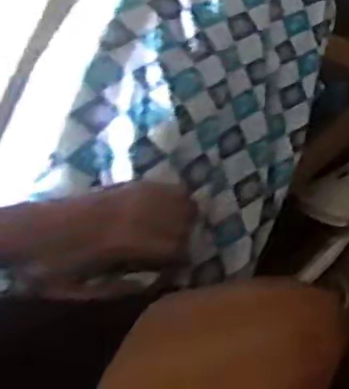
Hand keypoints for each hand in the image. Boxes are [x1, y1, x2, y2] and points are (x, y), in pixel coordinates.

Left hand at [16, 182, 192, 293]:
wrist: (31, 229)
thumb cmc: (48, 262)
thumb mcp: (67, 287)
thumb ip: (107, 290)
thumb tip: (146, 286)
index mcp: (126, 242)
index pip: (174, 249)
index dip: (178, 260)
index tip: (172, 268)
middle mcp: (145, 215)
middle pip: (186, 226)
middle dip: (182, 241)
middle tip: (170, 251)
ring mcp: (146, 196)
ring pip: (189, 206)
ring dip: (186, 221)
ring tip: (172, 231)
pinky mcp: (144, 185)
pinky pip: (179, 192)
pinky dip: (180, 203)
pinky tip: (167, 212)